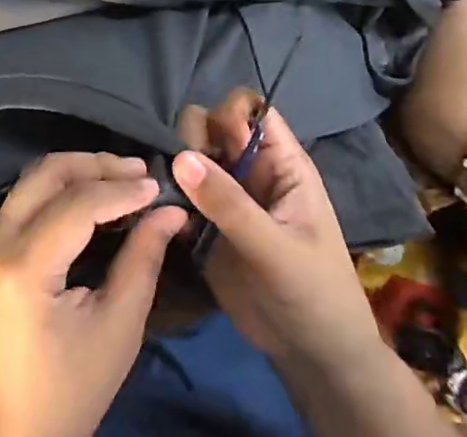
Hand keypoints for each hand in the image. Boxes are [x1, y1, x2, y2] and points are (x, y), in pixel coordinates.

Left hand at [0, 153, 187, 436]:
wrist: (7, 428)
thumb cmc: (68, 389)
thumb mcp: (117, 328)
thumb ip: (142, 259)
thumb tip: (171, 210)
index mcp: (23, 267)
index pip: (77, 204)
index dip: (121, 190)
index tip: (159, 187)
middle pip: (48, 173)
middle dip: (97, 165)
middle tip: (141, 171)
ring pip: (35, 177)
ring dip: (80, 170)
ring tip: (125, 177)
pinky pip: (28, 195)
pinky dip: (64, 186)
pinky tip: (96, 193)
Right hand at [172, 92, 385, 371]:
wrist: (311, 356)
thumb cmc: (314, 295)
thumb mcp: (277, 250)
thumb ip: (231, 205)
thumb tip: (181, 156)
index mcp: (281, 163)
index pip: (250, 110)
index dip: (227, 114)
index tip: (212, 144)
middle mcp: (249, 169)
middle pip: (211, 124)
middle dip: (191, 138)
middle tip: (181, 174)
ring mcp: (225, 195)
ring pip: (190, 154)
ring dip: (172, 163)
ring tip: (162, 189)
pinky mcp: (204, 222)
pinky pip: (178, 191)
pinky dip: (164, 192)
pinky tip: (153, 206)